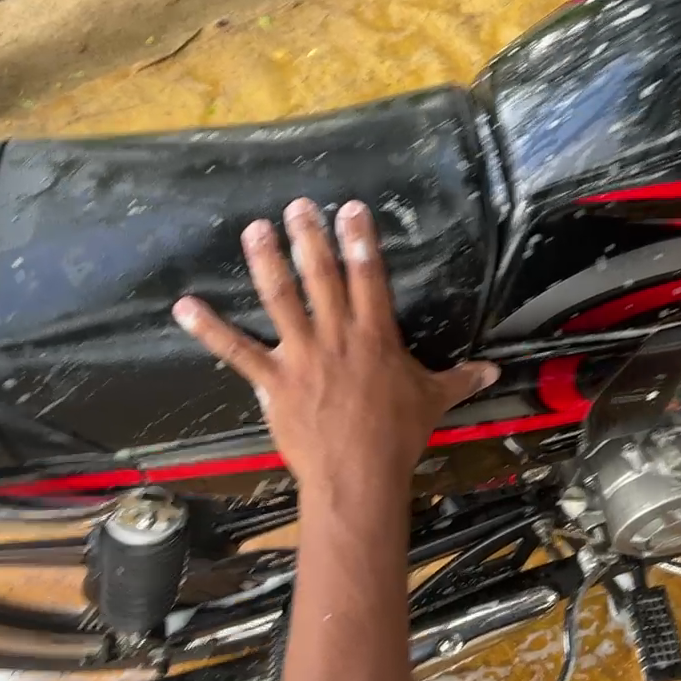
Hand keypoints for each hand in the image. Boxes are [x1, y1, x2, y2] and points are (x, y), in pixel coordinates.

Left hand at [171, 198, 498, 502]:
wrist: (359, 474)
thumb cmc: (398, 435)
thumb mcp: (435, 401)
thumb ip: (462, 380)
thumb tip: (496, 372)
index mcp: (375, 336)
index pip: (369, 278)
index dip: (360, 240)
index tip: (349, 209)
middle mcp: (337, 336)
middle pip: (322, 277)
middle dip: (311, 238)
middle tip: (298, 205)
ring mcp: (301, 356)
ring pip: (280, 300)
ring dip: (266, 263)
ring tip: (255, 229)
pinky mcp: (273, 380)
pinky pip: (236, 352)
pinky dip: (209, 329)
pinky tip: (184, 306)